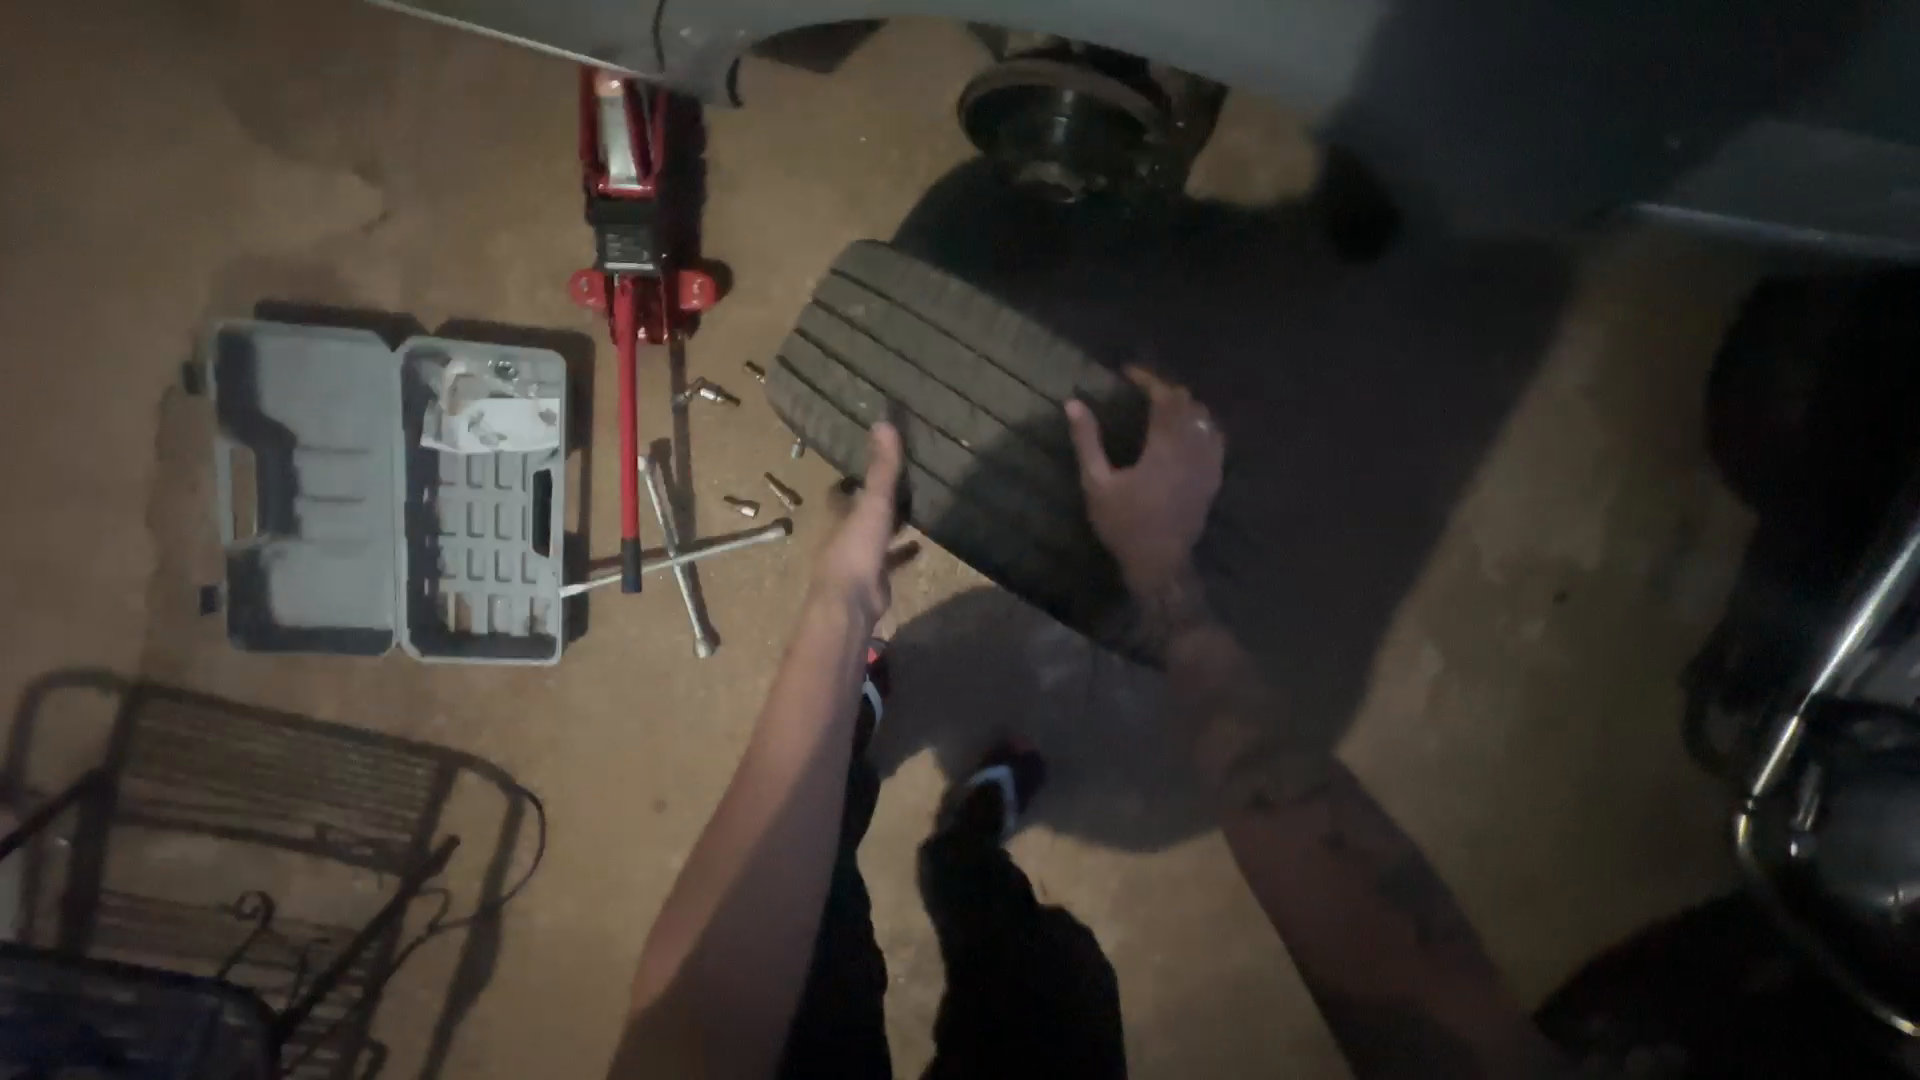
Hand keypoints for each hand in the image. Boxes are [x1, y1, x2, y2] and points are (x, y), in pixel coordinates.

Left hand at [810, 422, 906, 625]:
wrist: (852, 601)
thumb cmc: (856, 548)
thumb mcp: (873, 503)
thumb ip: (881, 468)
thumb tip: (883, 422)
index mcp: (837, 514)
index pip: (841, 491)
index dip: (852, 478)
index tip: (871, 462)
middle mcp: (844, 533)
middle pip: (860, 512)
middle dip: (876, 499)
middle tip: (903, 481)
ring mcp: (858, 557)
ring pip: (875, 535)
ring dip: (891, 525)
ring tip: (917, 508)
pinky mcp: (874, 577)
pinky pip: (891, 560)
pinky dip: (904, 552)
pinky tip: (921, 544)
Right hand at [1065, 368, 1224, 593]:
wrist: (1160, 561)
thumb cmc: (1124, 524)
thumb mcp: (1096, 483)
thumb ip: (1086, 441)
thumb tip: (1073, 403)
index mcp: (1164, 447)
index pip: (1164, 396)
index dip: (1148, 378)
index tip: (1128, 372)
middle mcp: (1192, 448)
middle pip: (1187, 401)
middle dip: (1164, 389)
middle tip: (1141, 388)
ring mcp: (1208, 462)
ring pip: (1205, 416)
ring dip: (1184, 404)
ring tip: (1162, 405)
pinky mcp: (1214, 476)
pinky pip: (1215, 437)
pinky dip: (1200, 423)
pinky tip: (1186, 428)